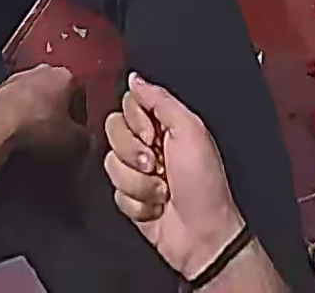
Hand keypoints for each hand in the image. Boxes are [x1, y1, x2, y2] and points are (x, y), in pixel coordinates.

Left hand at [0, 65, 84, 157]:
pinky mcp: (2, 88)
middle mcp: (45, 70)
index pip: (82, 91)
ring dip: (40, 110)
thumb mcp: (71, 140)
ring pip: (39, 93)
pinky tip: (20, 132)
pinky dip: (22, 113)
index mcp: (66, 76)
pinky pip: (19, 100)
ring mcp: (22, 77)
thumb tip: (91, 141)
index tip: (80, 130)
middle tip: (60, 132)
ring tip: (38, 135)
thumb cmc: (34, 126)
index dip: (83, 113)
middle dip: (61, 109)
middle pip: (60, 90)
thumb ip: (86, 139)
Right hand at [105, 73, 244, 277]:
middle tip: (157, 164)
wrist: (203, 235)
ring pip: (111, 162)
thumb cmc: (203, 181)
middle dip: (134, 152)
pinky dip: (137, 202)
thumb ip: (160, 99)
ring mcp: (136, 170)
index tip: (152, 135)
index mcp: (162, 121)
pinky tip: (156, 206)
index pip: (128, 103)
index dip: (136, 120)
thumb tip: (135, 78)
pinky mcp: (130, 197)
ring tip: (162, 190)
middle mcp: (147, 141)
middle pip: (113, 129)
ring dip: (139, 182)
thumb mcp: (189, 129)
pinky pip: (115, 191)